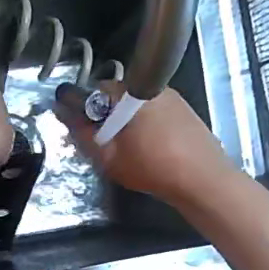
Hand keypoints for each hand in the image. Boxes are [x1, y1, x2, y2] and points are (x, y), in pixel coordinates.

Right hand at [53, 82, 233, 204]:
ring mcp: (172, 98)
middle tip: (100, 142)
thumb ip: (83, 133)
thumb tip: (64, 113)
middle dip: (103, 114)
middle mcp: (151, 88)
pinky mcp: (185, 111)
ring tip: (124, 147)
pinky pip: (153, 111)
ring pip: (135, 104)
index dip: (79, 107)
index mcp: (131, 93)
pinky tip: (147, 147)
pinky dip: (144, 124)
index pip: (93, 90)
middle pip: (115, 96)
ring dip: (124, 120)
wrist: (204, 181)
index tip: (76, 126)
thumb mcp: (109, 156)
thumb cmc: (153, 167)